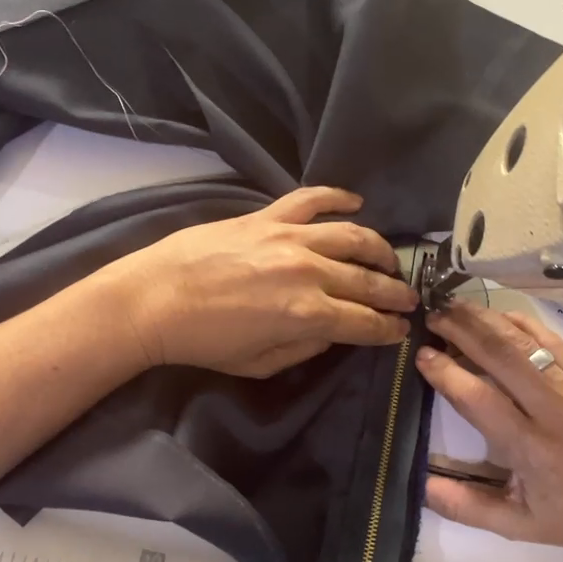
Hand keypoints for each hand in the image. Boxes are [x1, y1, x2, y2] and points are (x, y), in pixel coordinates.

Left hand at [94, 187, 417, 378]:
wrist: (153, 300)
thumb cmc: (203, 342)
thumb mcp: (259, 364)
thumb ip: (306, 347)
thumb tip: (334, 331)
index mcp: (309, 314)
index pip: (366, 322)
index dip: (389, 328)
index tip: (402, 329)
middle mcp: (309, 271)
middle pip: (367, 279)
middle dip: (395, 292)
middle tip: (409, 298)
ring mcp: (288, 237)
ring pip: (352, 235)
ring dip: (379, 248)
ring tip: (389, 259)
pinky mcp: (265, 216)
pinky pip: (311, 199)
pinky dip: (338, 197)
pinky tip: (356, 202)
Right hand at [414, 301, 562, 561]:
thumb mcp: (517, 527)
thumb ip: (465, 507)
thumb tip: (419, 484)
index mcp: (532, 450)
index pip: (482, 400)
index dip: (448, 373)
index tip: (420, 355)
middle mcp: (554, 412)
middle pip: (504, 355)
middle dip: (463, 330)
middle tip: (429, 316)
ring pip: (527, 341)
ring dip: (487, 319)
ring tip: (452, 306)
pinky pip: (552, 341)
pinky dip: (521, 322)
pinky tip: (495, 315)